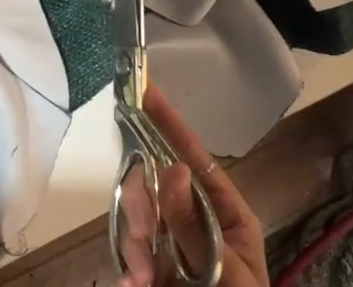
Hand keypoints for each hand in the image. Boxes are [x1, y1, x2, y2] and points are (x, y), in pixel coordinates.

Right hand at [118, 85, 269, 286]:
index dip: (168, 120)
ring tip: (143, 283)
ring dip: (135, 250)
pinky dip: (127, 271)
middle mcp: (193, 222)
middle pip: (153, 186)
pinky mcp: (150, 269)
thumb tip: (170, 167)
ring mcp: (170, 246)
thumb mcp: (225, 276)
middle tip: (144, 251)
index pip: (194, 156)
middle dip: (143, 211)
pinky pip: (127, 254)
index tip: (142, 86)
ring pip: (135, 218)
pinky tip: (131, 286)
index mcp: (225, 216)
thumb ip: (192, 225)